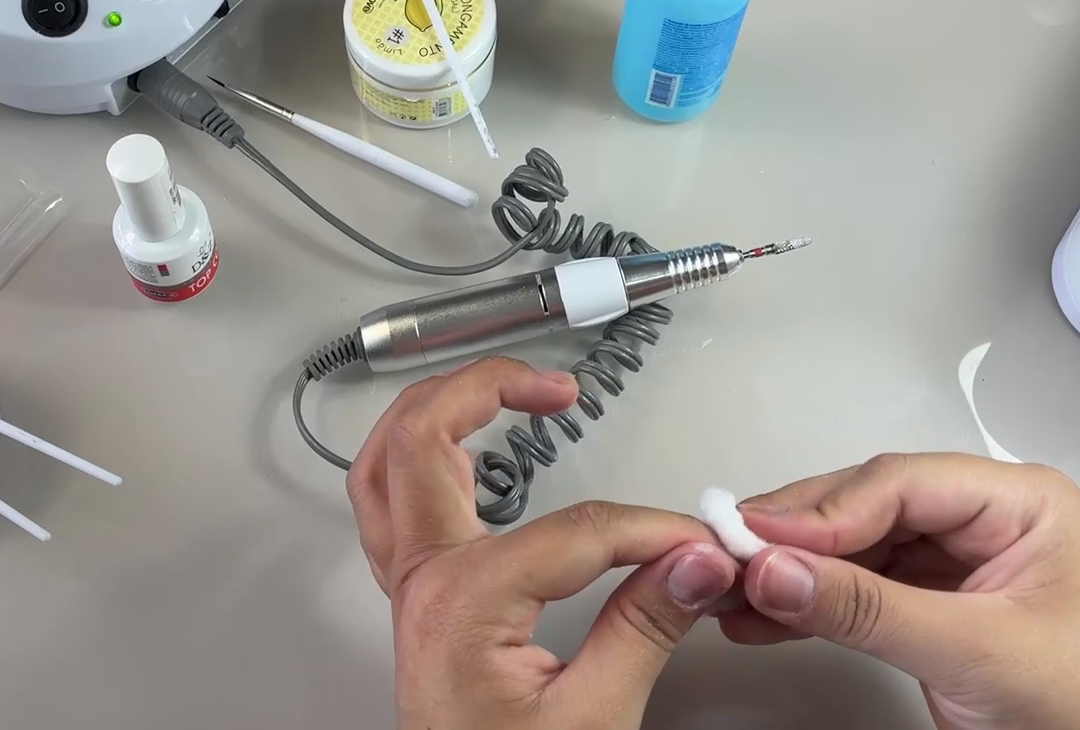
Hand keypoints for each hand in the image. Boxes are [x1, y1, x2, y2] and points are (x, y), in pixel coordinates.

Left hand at [347, 357, 737, 729]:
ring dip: (438, 401)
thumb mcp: (594, 723)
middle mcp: (423, 574)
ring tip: (495, 383)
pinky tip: (445, 435)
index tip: (695, 540)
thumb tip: (693, 561)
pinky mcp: (414, 582)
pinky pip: (384, 488)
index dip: (648, 529)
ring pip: (388, 452)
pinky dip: (413, 445)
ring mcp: (409, 574)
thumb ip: (645, 629)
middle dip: (489, 387)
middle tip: (555, 386)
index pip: (574, 530)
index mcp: (462, 601)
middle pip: (425, 436)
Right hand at [720, 453, 1079, 729]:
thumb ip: (867, 610)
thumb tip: (770, 571)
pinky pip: (842, 579)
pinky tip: (754, 614)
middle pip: (858, 504)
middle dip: (794, 537)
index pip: (898, 485)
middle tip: (730, 551)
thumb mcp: (976, 656)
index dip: (824, 509)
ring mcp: (937, 548)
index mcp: (1014, 500)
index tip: (758, 535)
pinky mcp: (911, 587)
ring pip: (839, 539)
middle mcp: (969, 511)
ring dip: (784, 568)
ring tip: (730, 584)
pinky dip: (799, 599)